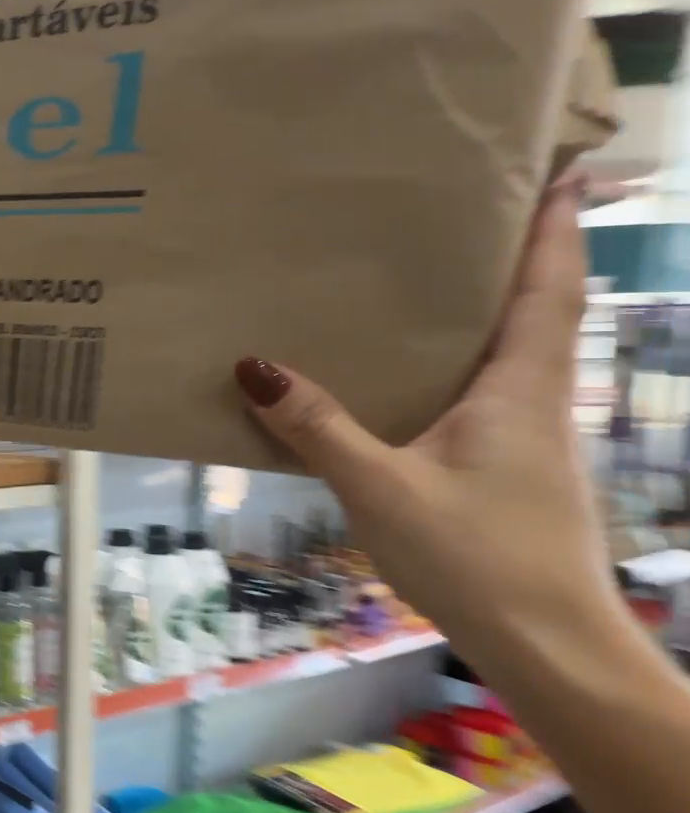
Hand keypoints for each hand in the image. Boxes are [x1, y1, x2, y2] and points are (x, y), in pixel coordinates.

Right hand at [234, 177, 621, 657]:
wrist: (545, 641)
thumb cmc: (474, 553)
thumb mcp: (380, 487)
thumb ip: (319, 428)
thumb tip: (254, 367)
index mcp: (520, 390)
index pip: (548, 290)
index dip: (551, 230)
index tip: (557, 171)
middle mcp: (534, 402)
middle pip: (535, 313)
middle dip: (515, 259)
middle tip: (466, 216)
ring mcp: (526, 440)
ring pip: (509, 356)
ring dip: (483, 314)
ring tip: (427, 287)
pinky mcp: (507, 472)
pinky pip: (482, 397)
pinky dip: (456, 368)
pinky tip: (408, 382)